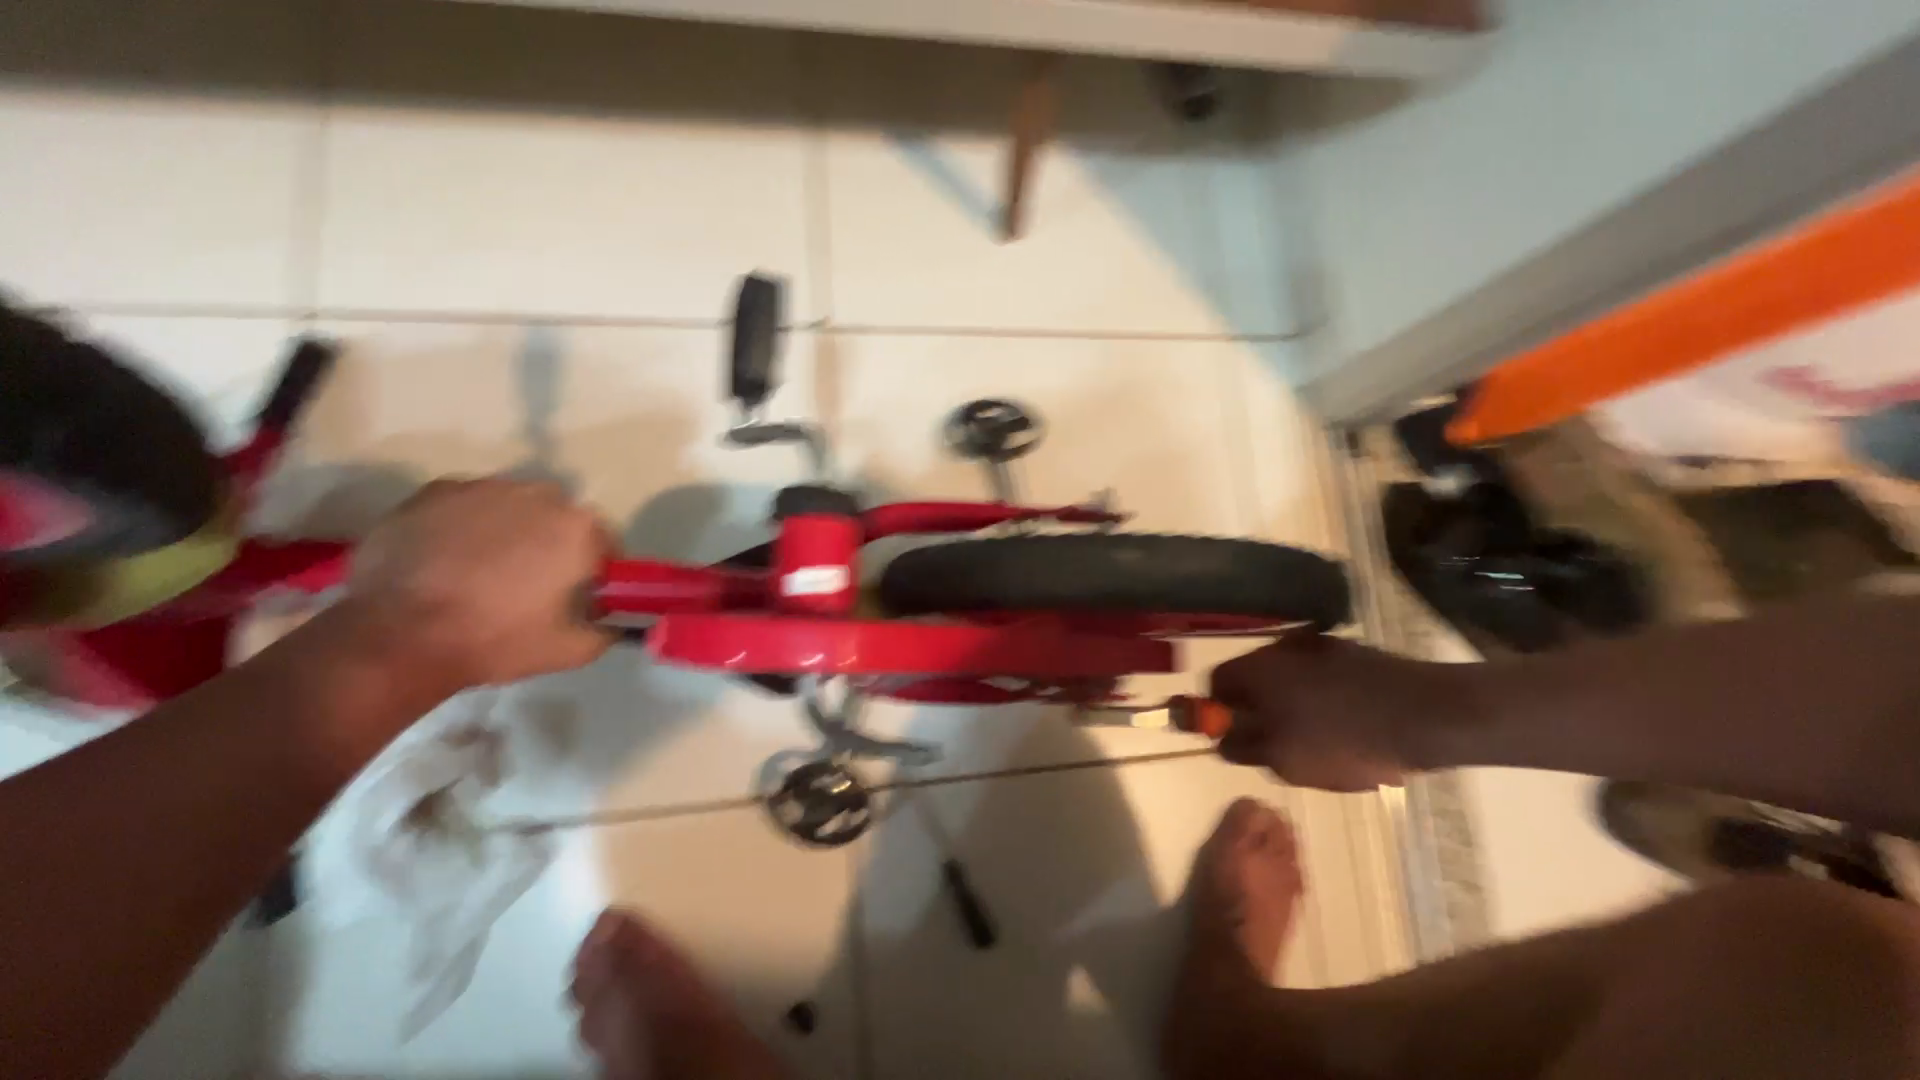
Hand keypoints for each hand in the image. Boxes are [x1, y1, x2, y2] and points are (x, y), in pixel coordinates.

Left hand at [345, 477, 613, 693]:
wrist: (399, 635)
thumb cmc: (496, 640)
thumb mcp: (570, 651)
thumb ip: (605, 631)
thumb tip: (610, 621)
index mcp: (578, 528)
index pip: (604, 542)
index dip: (595, 571)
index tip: (578, 596)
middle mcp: (536, 494)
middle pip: (558, 516)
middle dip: (551, 543)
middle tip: (528, 583)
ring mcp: (482, 488)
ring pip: (510, 506)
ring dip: (508, 530)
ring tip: (481, 571)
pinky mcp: (434, 492)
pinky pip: (466, 506)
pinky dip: (465, 526)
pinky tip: (447, 560)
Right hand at [1207, 633, 1475, 790]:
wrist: (1424, 715)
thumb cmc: (1342, 740)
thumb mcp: (1281, 759)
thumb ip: (1241, 747)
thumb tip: (1220, 739)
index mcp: (1256, 668)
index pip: (1216, 682)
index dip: (1218, 712)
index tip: (1236, 740)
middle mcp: (1282, 648)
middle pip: (1253, 681)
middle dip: (1259, 714)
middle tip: (1279, 750)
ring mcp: (1321, 648)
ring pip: (1290, 682)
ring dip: (1295, 711)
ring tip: (1320, 747)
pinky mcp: (1354, 655)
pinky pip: (1324, 682)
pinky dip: (1326, 704)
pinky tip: (1350, 733)